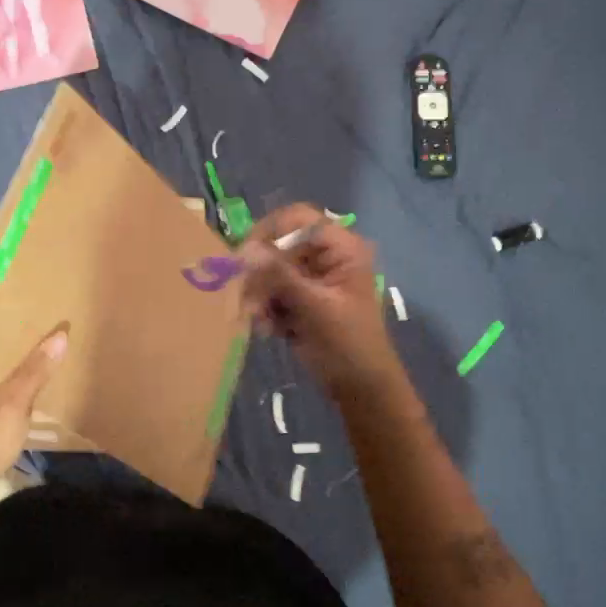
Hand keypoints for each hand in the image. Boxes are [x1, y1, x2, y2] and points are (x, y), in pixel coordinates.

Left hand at [0, 326, 67, 500]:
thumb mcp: (13, 403)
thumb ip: (35, 370)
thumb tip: (60, 334)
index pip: (10, 332)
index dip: (33, 321)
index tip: (61, 309)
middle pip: (16, 351)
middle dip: (41, 341)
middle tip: (74, 328)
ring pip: (20, 370)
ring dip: (40, 363)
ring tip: (71, 350)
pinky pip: (21, 389)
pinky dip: (37, 384)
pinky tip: (55, 385)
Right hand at [238, 204, 399, 392]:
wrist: (361, 388)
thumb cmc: (349, 344)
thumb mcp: (315, 307)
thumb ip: (280, 276)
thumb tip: (245, 249)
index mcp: (341, 248)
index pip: (297, 218)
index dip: (269, 231)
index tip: (245, 255)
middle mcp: (324, 256)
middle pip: (277, 245)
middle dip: (261, 274)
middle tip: (250, 300)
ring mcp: (309, 277)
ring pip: (268, 270)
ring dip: (260, 295)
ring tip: (261, 321)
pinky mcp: (297, 298)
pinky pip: (269, 291)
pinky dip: (265, 309)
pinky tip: (270, 330)